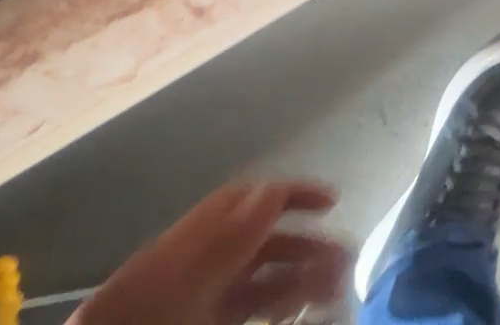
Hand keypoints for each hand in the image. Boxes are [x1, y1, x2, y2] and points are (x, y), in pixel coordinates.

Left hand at [72, 182, 348, 324]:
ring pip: (262, 279)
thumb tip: (273, 188)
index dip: (293, 193)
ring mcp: (202, 296)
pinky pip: (251, 305)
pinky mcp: (207, 318)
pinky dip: (281, 302)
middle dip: (308, 244)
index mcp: (196, 240)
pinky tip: (303, 307)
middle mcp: (201, 262)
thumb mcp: (191, 279)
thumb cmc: (152, 310)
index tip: (333, 202)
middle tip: (347, 257)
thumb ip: (231, 237)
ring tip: (338, 285)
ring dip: (302, 278)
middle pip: (262, 241)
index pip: (250, 200)